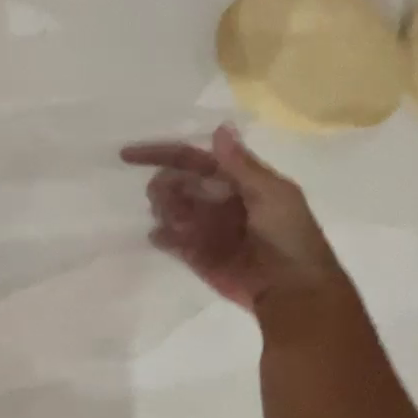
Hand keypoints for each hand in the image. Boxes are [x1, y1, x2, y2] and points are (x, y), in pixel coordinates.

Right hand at [120, 124, 347, 310]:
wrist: (291, 290)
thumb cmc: (289, 238)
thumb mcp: (273, 195)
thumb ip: (242, 165)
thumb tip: (220, 127)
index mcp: (236, 181)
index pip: (190, 159)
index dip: (160, 154)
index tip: (126, 155)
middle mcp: (215, 199)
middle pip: (172, 182)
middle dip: (165, 188)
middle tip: (175, 207)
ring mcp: (201, 226)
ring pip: (164, 207)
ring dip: (166, 212)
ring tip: (185, 228)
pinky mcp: (190, 251)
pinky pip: (162, 236)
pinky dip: (161, 235)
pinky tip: (172, 241)